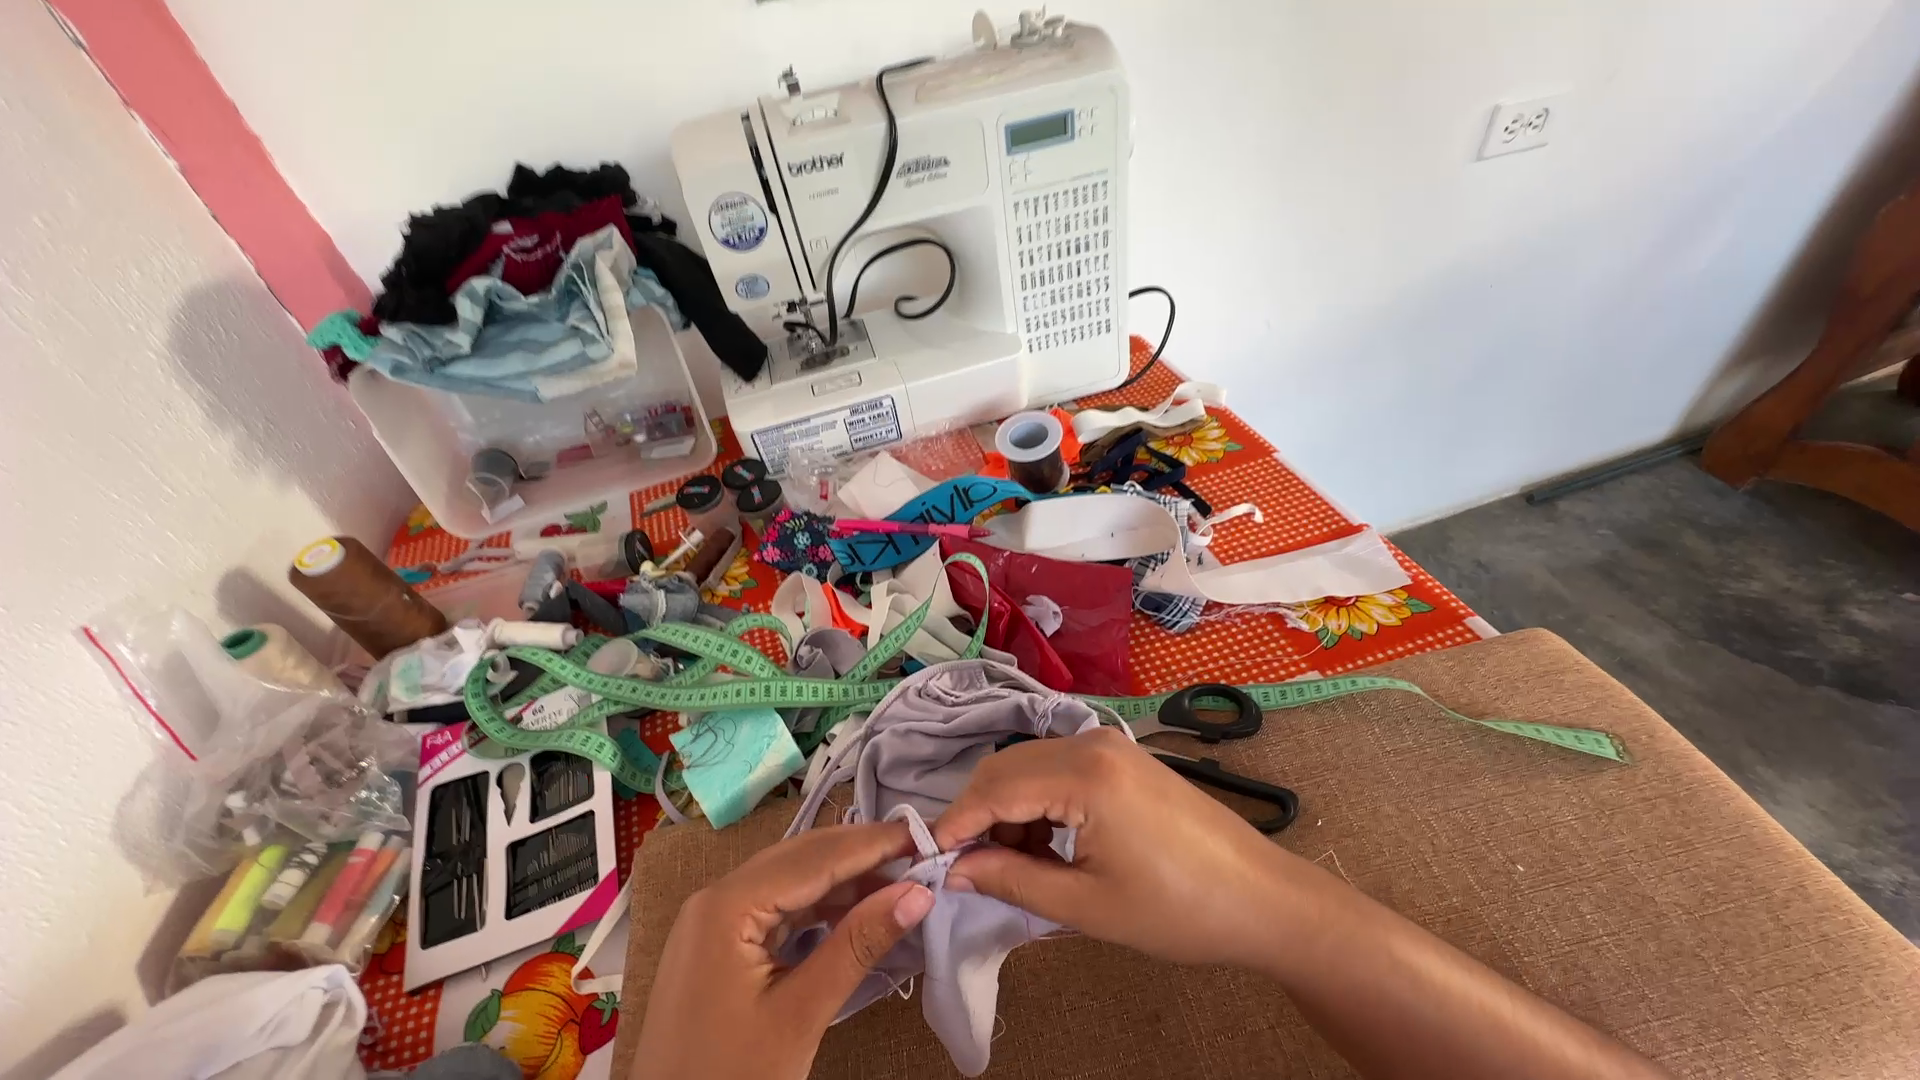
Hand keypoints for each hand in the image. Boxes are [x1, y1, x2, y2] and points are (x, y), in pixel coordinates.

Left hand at [632, 823, 935, 1079]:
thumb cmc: (730, 1079)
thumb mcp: (800, 1014)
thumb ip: (858, 945)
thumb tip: (918, 894)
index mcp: (727, 905)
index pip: (814, 857)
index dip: (873, 843)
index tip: (926, 835)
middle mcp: (716, 897)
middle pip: (801, 858)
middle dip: (861, 852)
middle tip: (920, 851)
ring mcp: (714, 920)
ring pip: (791, 880)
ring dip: (845, 878)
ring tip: (900, 879)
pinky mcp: (720, 944)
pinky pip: (779, 908)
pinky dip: (821, 905)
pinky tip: (857, 909)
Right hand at [932, 726, 1293, 967]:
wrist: (1262, 898)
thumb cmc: (1176, 909)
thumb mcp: (1086, 906)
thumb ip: (1012, 880)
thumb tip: (955, 870)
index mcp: (1083, 774)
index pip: (994, 788)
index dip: (956, 822)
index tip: (930, 858)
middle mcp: (1091, 743)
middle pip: (1006, 767)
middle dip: (980, 814)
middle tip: (970, 868)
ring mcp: (1110, 746)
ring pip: (1030, 765)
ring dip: (1009, 810)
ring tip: (1016, 865)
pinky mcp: (1122, 757)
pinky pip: (1059, 768)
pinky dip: (1039, 802)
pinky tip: (1049, 844)